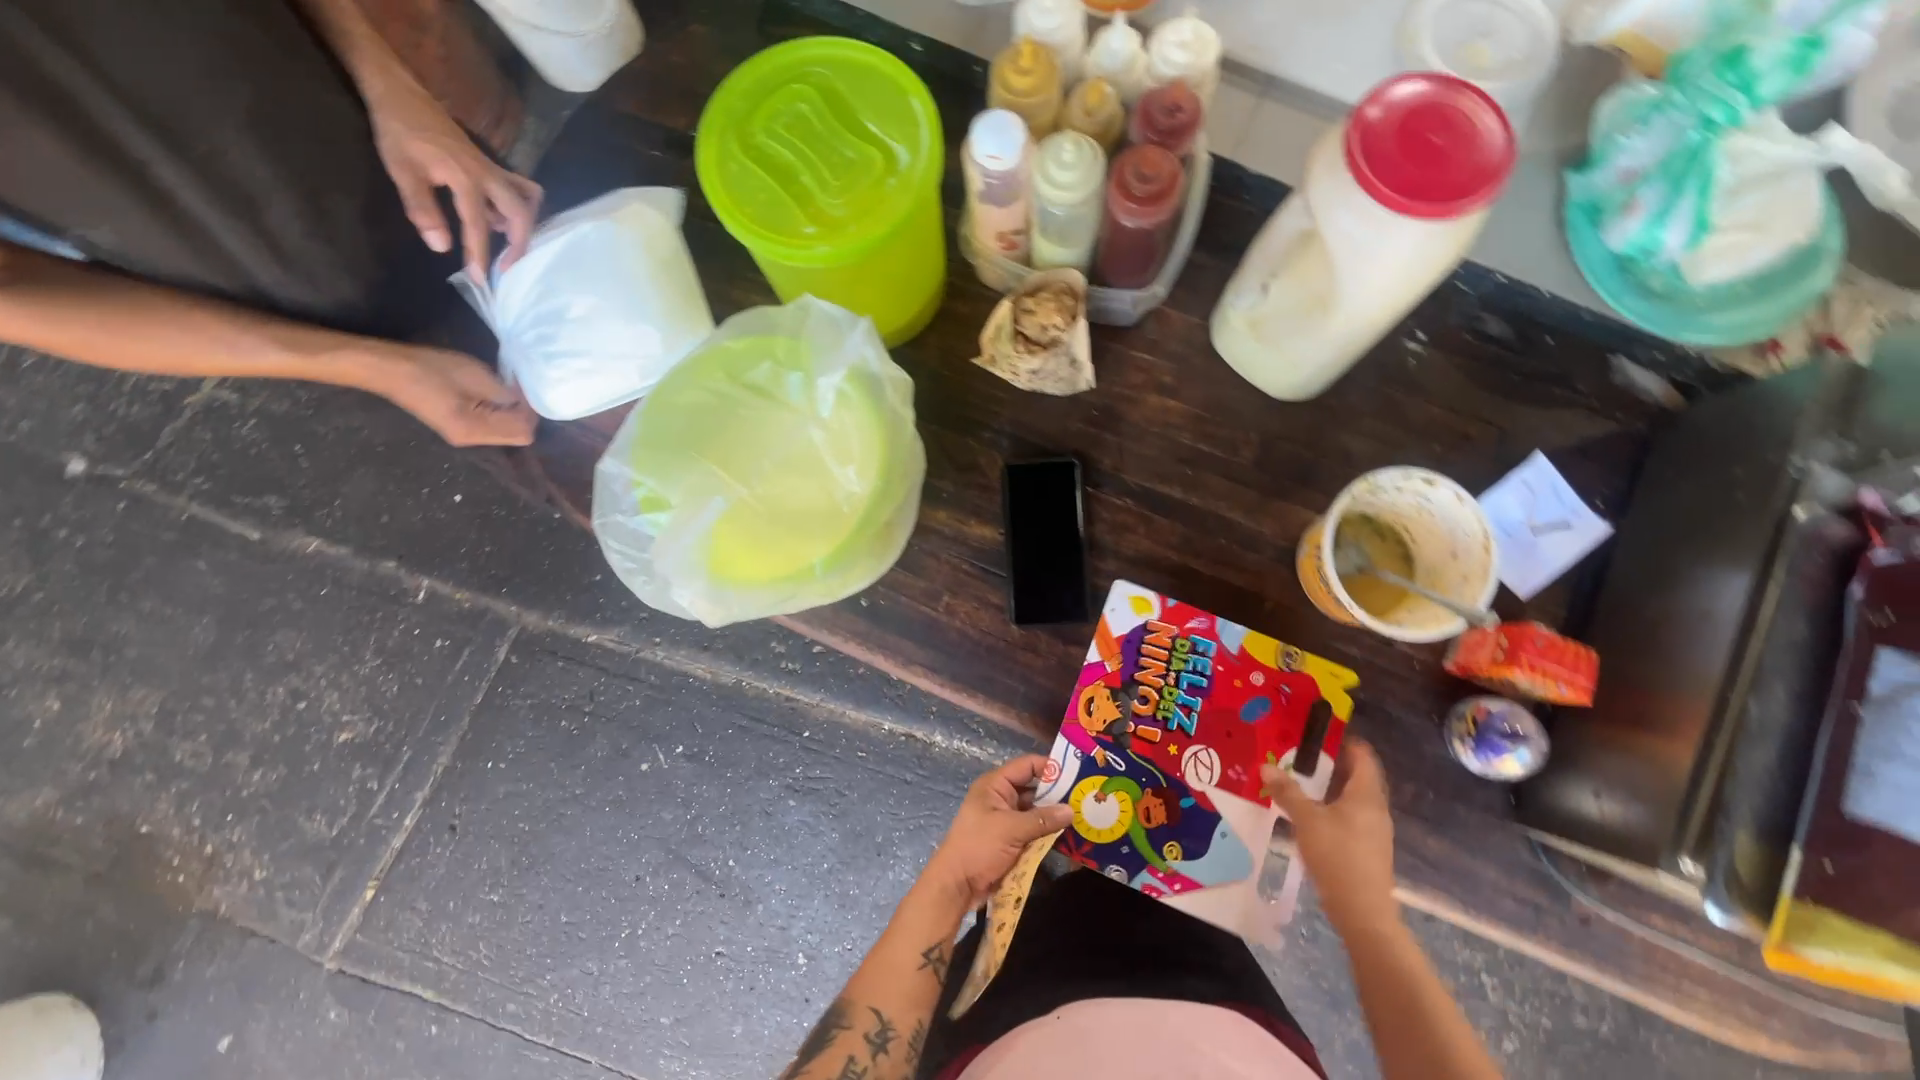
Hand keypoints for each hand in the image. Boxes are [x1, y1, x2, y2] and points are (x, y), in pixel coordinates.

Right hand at [361, 344, 537, 446]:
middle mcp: (471, 441)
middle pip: (516, 436)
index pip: (523, 433)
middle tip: (517, 388)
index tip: (523, 390)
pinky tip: (490, 394)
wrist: (389, 368)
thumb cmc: (432, 369)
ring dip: (511, 413)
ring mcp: (464, 437)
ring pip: (505, 432)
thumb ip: (506, 394)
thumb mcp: (477, 377)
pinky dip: (498, 413)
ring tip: (504, 388)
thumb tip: (526, 401)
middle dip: (523, 414)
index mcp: (475, 431)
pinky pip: (491, 426)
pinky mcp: (458, 428)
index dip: (530, 412)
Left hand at [362, 70, 542, 281]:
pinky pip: (521, 189)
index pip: (479, 225)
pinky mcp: (492, 166)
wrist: (402, 95)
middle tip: (506, 266)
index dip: (480, 255)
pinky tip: (500, 216)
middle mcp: (489, 176)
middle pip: (521, 215)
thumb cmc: (399, 133)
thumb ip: (423, 210)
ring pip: (528, 200)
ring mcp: (494, 170)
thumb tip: (441, 248)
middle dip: (519, 245)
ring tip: (507, 242)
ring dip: (524, 224)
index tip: (480, 280)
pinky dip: (521, 206)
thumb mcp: (402, 172)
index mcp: (467, 179)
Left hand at [924, 755, 1073, 907]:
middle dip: (1058, 794)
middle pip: (1035, 788)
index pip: (1027, 766)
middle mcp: (1002, 797)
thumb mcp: (1011, 829)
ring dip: (1056, 815)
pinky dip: (1050, 832)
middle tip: (1087, 797)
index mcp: (995, 785)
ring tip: (1085, 816)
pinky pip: (1035, 830)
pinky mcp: (1012, 839)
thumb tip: (1072, 810)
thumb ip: (1042, 819)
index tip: (1078, 773)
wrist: (958, 885)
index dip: (1051, 766)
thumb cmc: (978, 847)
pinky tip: (1072, 835)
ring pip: (1037, 811)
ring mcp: (1007, 819)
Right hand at [1263, 739, 1397, 937]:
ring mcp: (1374, 831)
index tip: (1319, 733)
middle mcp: (1375, 809)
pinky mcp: (1367, 849)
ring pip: (1352, 800)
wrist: (1362, 912)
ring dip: (1329, 789)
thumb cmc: (1337, 856)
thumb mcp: (1306, 820)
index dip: (1345, 741)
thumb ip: (1287, 792)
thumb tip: (1266, 765)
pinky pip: (1350, 818)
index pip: (1364, 757)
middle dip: (1331, 765)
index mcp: (1366, 795)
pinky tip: (1309, 816)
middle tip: (1300, 755)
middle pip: (1358, 778)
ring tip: (1299, 782)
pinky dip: (1331, 809)